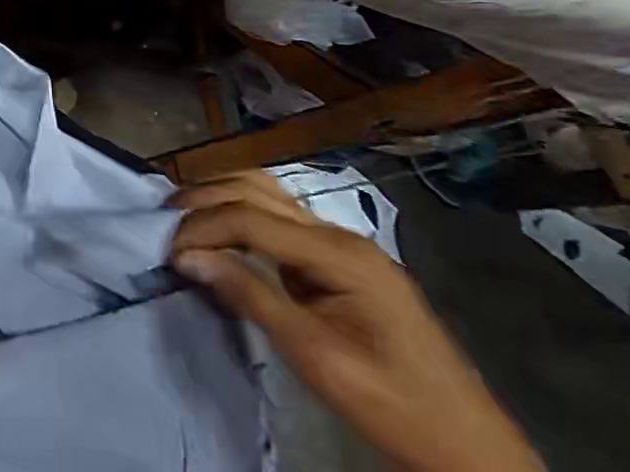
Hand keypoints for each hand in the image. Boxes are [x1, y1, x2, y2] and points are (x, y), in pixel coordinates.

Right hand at [170, 175, 542, 471]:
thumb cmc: (389, 402)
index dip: (204, 227)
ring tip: (186, 216)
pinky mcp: (343, 261)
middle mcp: (339, 234)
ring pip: (274, 197)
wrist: (464, 439)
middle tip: (166, 217)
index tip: (166, 249)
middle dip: (209, 197)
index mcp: (337, 252)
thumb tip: (190, 256)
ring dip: (227, 198)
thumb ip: (251, 297)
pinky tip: (228, 233)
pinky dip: (248, 218)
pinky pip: (286, 223)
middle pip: (262, 190)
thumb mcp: (315, 356)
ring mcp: (345, 245)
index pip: (253, 217)